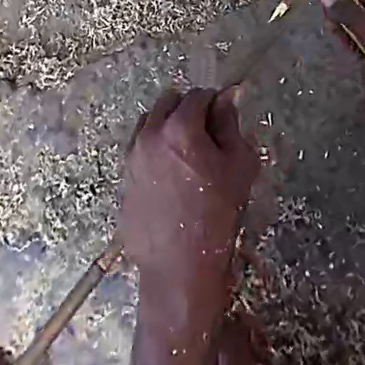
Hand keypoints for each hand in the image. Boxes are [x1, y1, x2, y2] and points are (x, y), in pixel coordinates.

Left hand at [121, 87, 259, 305]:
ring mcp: (133, 157)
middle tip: (207, 134)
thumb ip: (231, 125)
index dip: (215, 103)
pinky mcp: (125, 178)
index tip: (225, 118)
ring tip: (188, 153)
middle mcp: (150, 135)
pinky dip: (156, 149)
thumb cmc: (216, 214)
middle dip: (189, 109)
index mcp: (179, 128)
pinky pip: (140, 149)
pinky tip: (172, 175)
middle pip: (169, 102)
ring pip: (151, 123)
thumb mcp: (239, 165)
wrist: (180, 268)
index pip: (198, 96)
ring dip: (169, 126)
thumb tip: (226, 99)